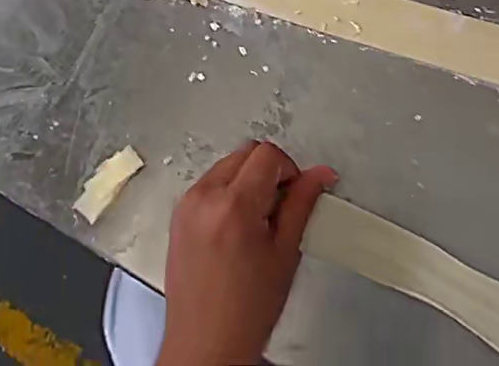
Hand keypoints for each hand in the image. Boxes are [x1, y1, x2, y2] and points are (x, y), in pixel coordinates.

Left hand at [155, 141, 337, 365]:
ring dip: (247, 180)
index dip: (288, 169)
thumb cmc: (246, 312)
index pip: (267, 155)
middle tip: (280, 206)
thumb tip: (320, 174)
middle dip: (268, 171)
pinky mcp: (178, 213)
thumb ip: (302, 204)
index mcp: (235, 205)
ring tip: (257, 221)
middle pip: (246, 153)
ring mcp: (188, 203)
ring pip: (227, 165)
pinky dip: (227, 193)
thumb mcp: (285, 254)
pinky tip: (236, 227)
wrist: (206, 346)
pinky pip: (209, 183)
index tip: (295, 191)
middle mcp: (206, 196)